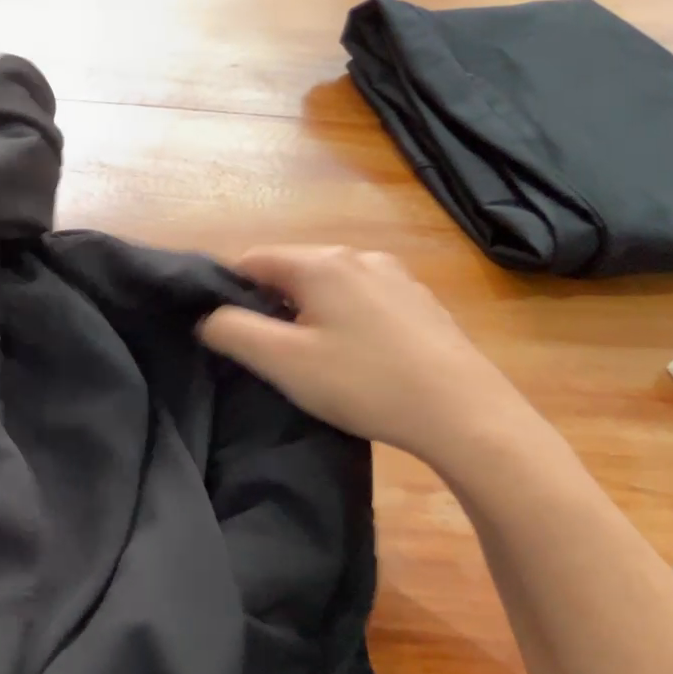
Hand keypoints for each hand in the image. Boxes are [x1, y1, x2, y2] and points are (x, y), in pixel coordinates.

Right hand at [197, 245, 532, 464]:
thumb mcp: (280, 361)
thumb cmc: (363, 382)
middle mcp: (360, 257)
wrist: (465, 416)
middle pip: (288, 272)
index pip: (249, 260)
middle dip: (267, 306)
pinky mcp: (420, 304)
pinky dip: (341, 323)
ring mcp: (397, 278)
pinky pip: (359, 302)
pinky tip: (351, 361)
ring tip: (308, 361)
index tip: (227, 334)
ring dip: (304, 316)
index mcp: (322, 263)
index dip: (226, 294)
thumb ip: (230, 330)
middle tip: (265, 355)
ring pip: (325, 288)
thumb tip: (207, 317)